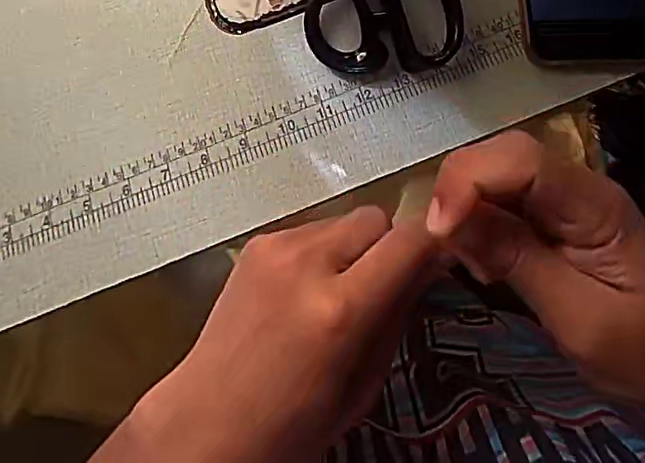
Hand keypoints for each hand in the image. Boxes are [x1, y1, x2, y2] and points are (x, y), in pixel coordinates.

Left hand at [96, 206, 439, 462]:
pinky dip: (320, 251)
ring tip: (334, 290)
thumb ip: (397, 318)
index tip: (438, 259)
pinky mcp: (258, 240)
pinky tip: (302, 289)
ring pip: (344, 219)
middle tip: (379, 284)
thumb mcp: (361, 388)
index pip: (409, 242)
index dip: (433, 245)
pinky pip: (311, 229)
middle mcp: (307, 263)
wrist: (205, 422)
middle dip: (387, 246)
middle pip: (376, 218)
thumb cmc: (290, 426)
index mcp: (339, 310)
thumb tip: (427, 267)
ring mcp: (277, 246)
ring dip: (352, 248)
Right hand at [424, 130, 644, 429]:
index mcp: (595, 203)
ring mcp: (568, 199)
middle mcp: (579, 186)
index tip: (439, 227)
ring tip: (466, 258)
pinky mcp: (557, 218)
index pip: (521, 160)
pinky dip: (480, 221)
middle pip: (504, 154)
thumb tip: (448, 222)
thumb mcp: (582, 321)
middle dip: (462, 188)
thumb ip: (517, 261)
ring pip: (499, 172)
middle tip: (443, 243)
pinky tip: (482, 258)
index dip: (470, 179)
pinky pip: (505, 199)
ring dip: (468, 205)